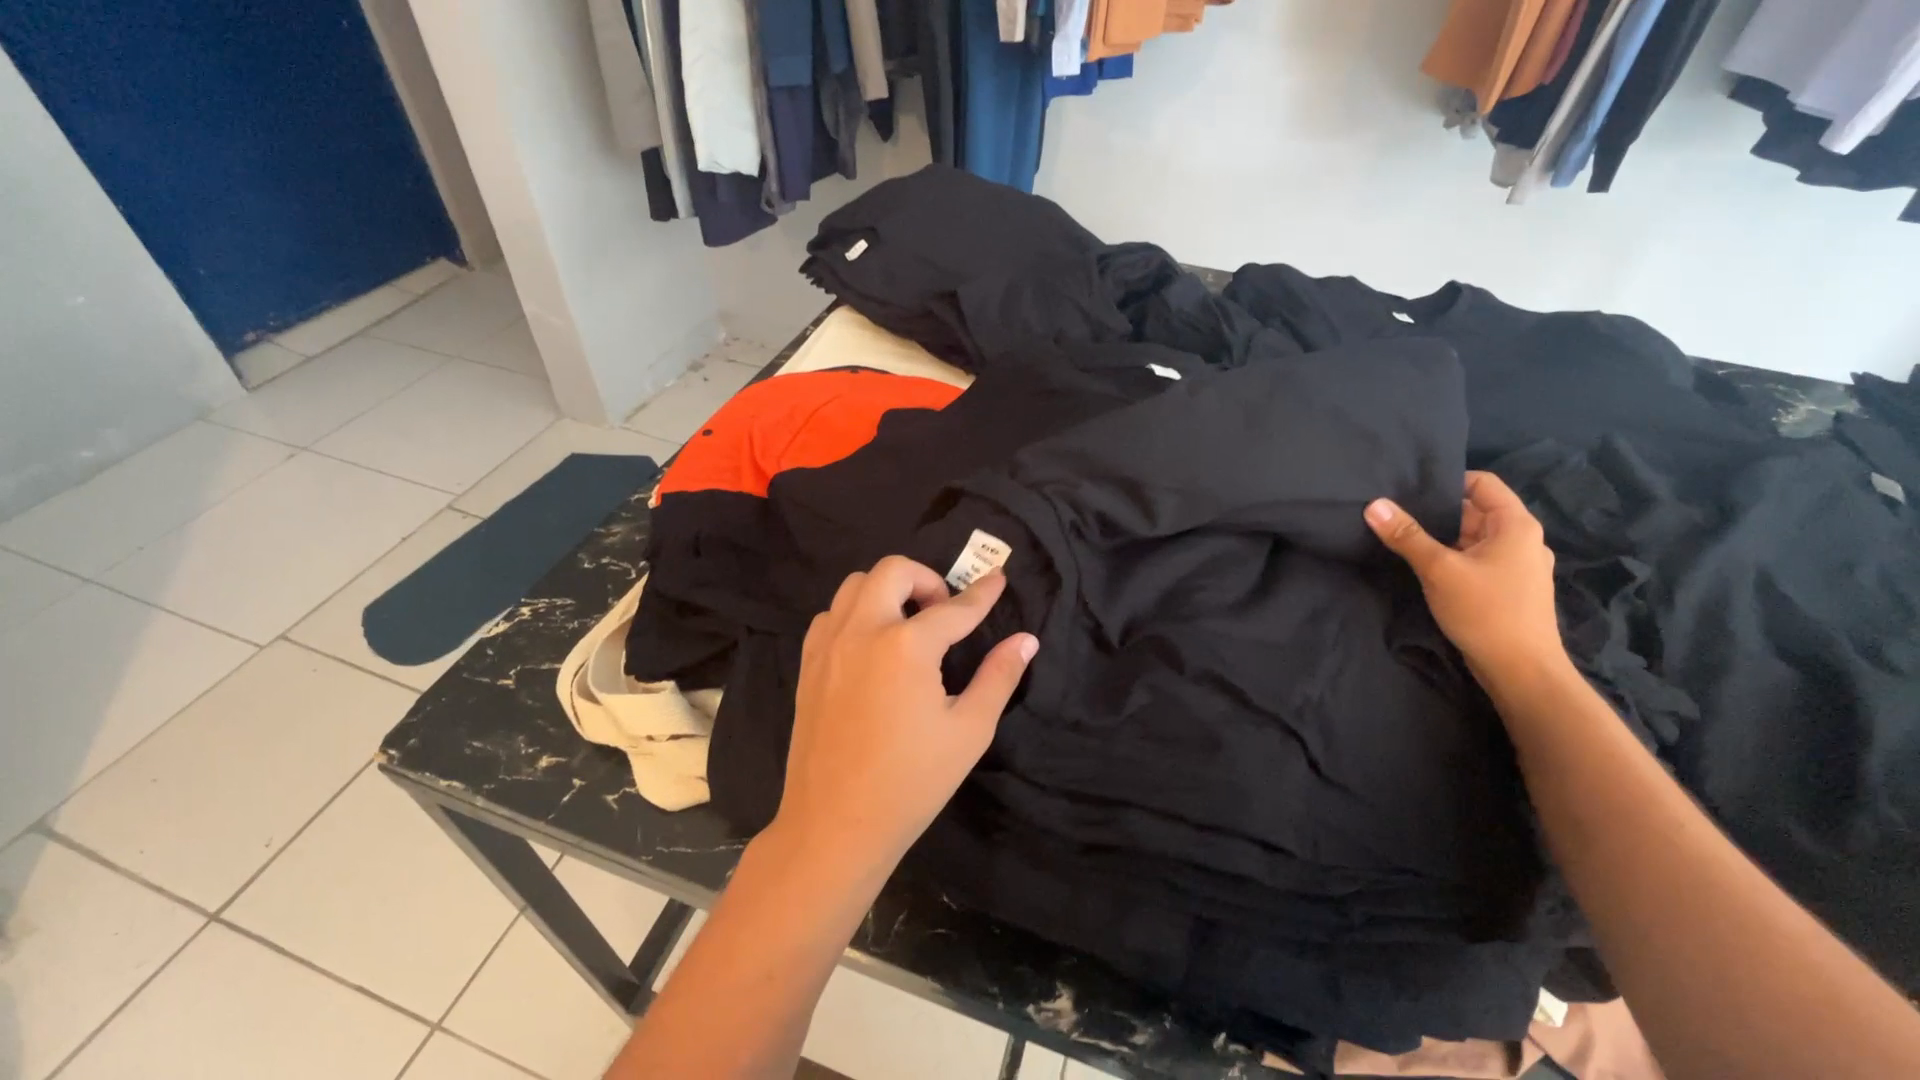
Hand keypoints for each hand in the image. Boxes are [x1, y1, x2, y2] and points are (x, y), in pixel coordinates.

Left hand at [775, 556, 1038, 867]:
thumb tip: (1026, 641)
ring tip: (909, 626)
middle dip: (927, 579)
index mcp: (907, 645)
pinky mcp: (807, 665)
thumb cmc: (912, 782)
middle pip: (893, 571)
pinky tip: (872, 647)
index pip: (955, 608)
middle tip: (945, 612)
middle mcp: (862, 631)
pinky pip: (830, 616)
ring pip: (854, 586)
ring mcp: (828, 646)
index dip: (983, 594)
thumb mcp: (969, 731)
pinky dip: (855, 614)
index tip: (998, 579)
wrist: (836, 824)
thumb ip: (998, 677)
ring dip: (887, 591)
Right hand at [1365, 471, 1569, 686]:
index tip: (1411, 490)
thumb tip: (1373, 504)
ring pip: (1474, 539)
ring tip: (1404, 539)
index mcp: (1515, 525)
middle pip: (1476, 511)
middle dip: (1438, 512)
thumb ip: (1406, 536)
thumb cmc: (1486, 611)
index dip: (1448, 481)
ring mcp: (1518, 566)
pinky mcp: (1509, 589)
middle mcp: (1522, 539)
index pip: (1483, 483)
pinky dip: (1454, 558)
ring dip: (1443, 538)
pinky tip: (1426, 569)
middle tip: (1396, 513)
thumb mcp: (1439, 569)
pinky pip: (1478, 560)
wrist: (1522, 671)